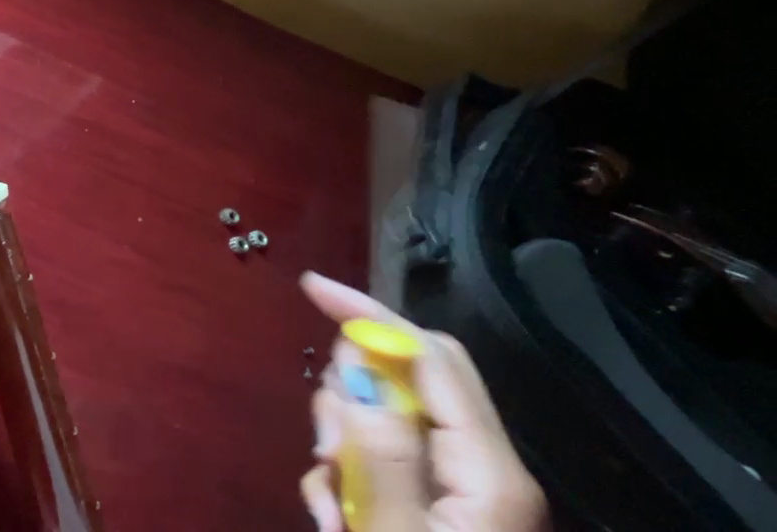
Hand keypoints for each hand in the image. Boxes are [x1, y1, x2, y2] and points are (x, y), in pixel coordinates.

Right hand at [299, 272, 546, 531]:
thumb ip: (382, 453)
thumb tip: (360, 370)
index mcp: (488, 471)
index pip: (431, 356)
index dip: (372, 314)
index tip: (309, 288)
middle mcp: (478, 465)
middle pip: (406, 378)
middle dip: (350, 391)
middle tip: (324, 440)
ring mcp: (454, 485)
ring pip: (381, 415)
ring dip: (340, 440)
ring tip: (331, 499)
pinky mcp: (428, 501)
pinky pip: (373, 455)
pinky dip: (342, 473)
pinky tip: (334, 515)